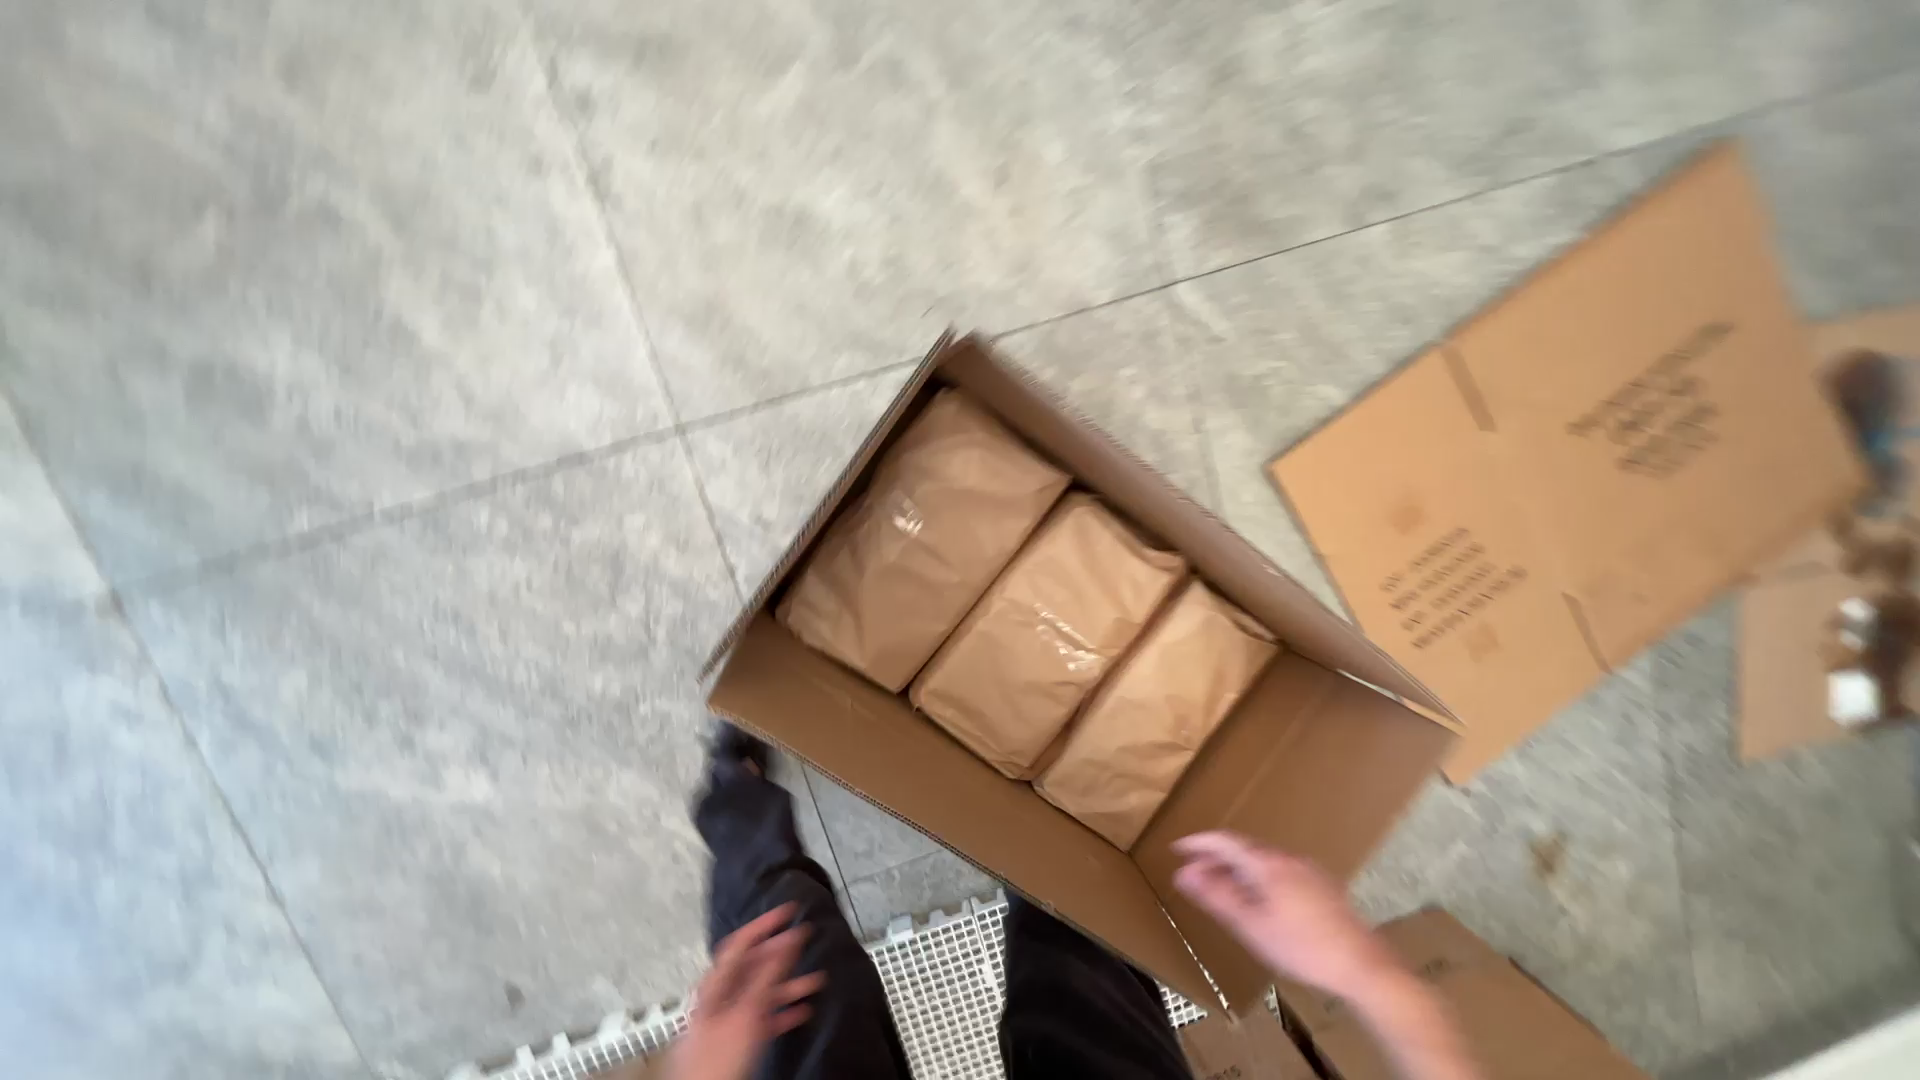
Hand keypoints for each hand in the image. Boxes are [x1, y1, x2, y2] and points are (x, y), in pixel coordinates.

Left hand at [667, 903, 823, 1079]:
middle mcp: (721, 997)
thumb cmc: (718, 1057)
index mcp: (716, 984)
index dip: (765, 924)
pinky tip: (802, 1010)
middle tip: (804, 940)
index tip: (788, 910)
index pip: (741, 943)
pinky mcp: (738, 1040)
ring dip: (789, 985)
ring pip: (763, 993)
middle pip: (754, 966)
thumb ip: (767, 974)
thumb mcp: (747, 1011)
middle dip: (782, 954)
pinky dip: (783, 1011)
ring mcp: (729, 1019)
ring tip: (815, 980)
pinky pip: (764, 1017)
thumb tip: (786, 939)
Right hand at [1173, 831, 1395, 998]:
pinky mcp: (1323, 885)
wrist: (1364, 966)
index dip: (1198, 842)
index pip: (1224, 840)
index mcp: (1267, 863)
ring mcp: (1308, 870)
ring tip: (1223, 888)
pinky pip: (1280, 870)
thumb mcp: (1251, 925)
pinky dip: (1259, 877)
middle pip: (1244, 848)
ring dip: (1238, 868)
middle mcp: (1287, 858)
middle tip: (1195, 873)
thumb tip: (1184, 873)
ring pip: (1263, 859)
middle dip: (1216, 857)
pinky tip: (1259, 900)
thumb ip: (1217, 896)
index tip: (1177, 848)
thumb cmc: (1303, 948)